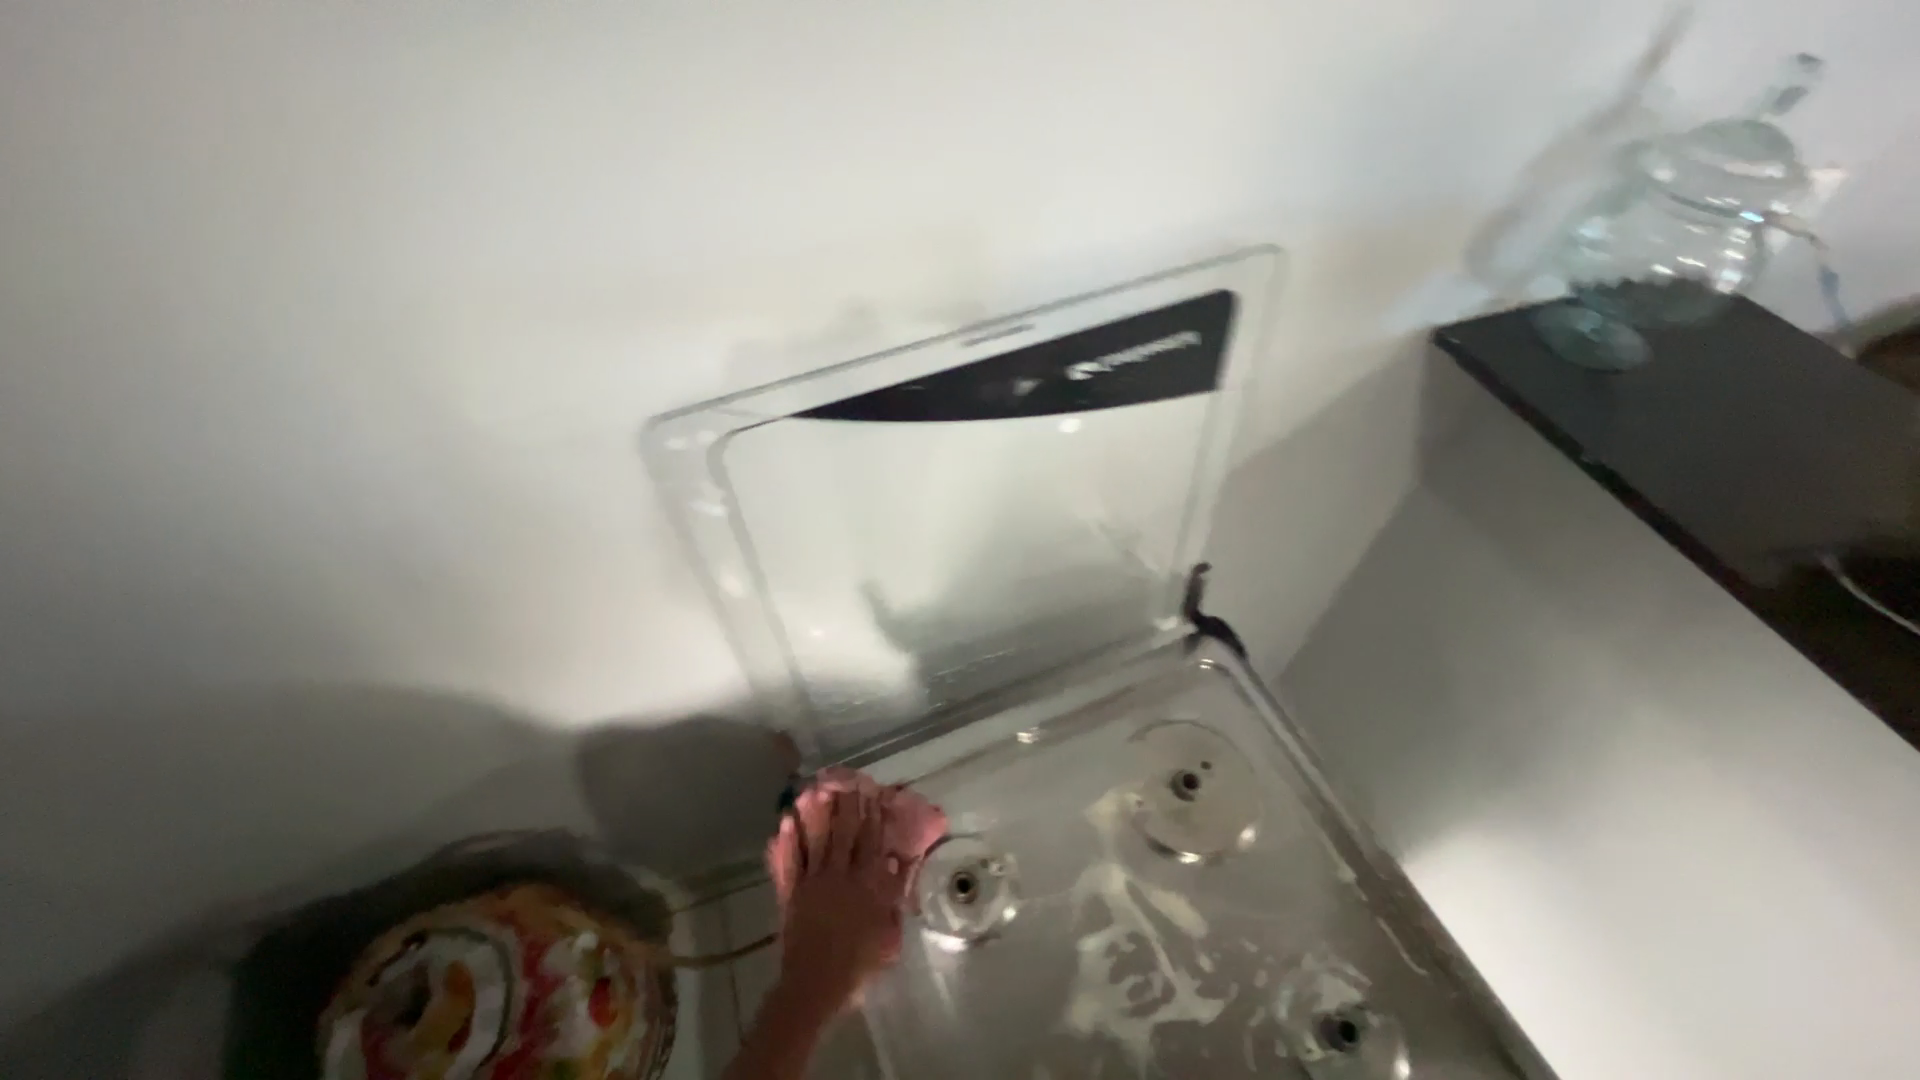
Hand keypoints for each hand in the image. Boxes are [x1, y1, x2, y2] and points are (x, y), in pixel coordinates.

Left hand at [773, 789, 904, 1016]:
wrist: (817, 982)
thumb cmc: (859, 963)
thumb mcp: (889, 933)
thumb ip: (894, 896)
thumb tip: (899, 864)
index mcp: (866, 884)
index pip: (872, 843)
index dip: (873, 817)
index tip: (874, 795)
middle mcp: (840, 875)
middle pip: (844, 834)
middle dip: (848, 807)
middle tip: (848, 782)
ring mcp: (813, 881)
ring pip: (816, 840)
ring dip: (817, 814)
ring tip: (818, 790)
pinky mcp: (791, 892)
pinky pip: (789, 862)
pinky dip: (787, 841)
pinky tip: (785, 822)